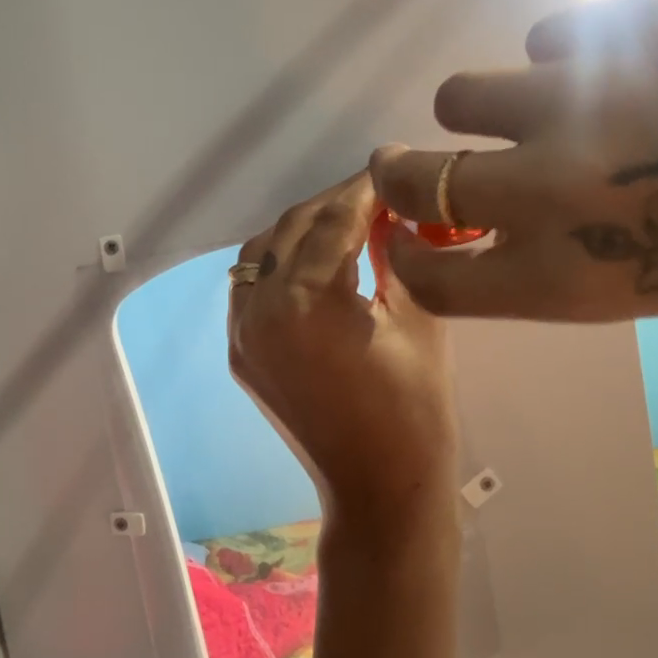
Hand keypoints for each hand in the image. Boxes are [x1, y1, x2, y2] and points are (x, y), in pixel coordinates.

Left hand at [226, 172, 456, 525]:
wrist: (378, 489)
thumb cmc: (415, 410)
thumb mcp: (419, 319)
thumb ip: (399, 254)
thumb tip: (393, 209)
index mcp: (306, 300)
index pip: (334, 219)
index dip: (366, 188)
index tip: (393, 168)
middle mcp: (259, 308)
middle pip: (291, 228)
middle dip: (335, 204)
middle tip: (378, 194)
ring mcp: (241, 332)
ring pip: (261, 253)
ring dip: (300, 230)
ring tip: (347, 224)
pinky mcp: (239, 352)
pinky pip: (250, 288)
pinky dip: (278, 265)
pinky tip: (314, 262)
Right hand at [367, 0, 657, 320]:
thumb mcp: (650, 281)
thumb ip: (551, 256)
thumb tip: (480, 215)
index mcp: (565, 279)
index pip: (424, 275)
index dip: (405, 250)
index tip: (404, 229)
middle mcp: (552, 193)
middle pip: (407, 176)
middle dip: (396, 168)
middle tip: (405, 155)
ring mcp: (583, 97)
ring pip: (461, 94)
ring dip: (487, 104)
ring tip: (544, 100)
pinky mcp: (625, 17)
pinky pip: (549, 35)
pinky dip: (572, 53)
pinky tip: (640, 61)